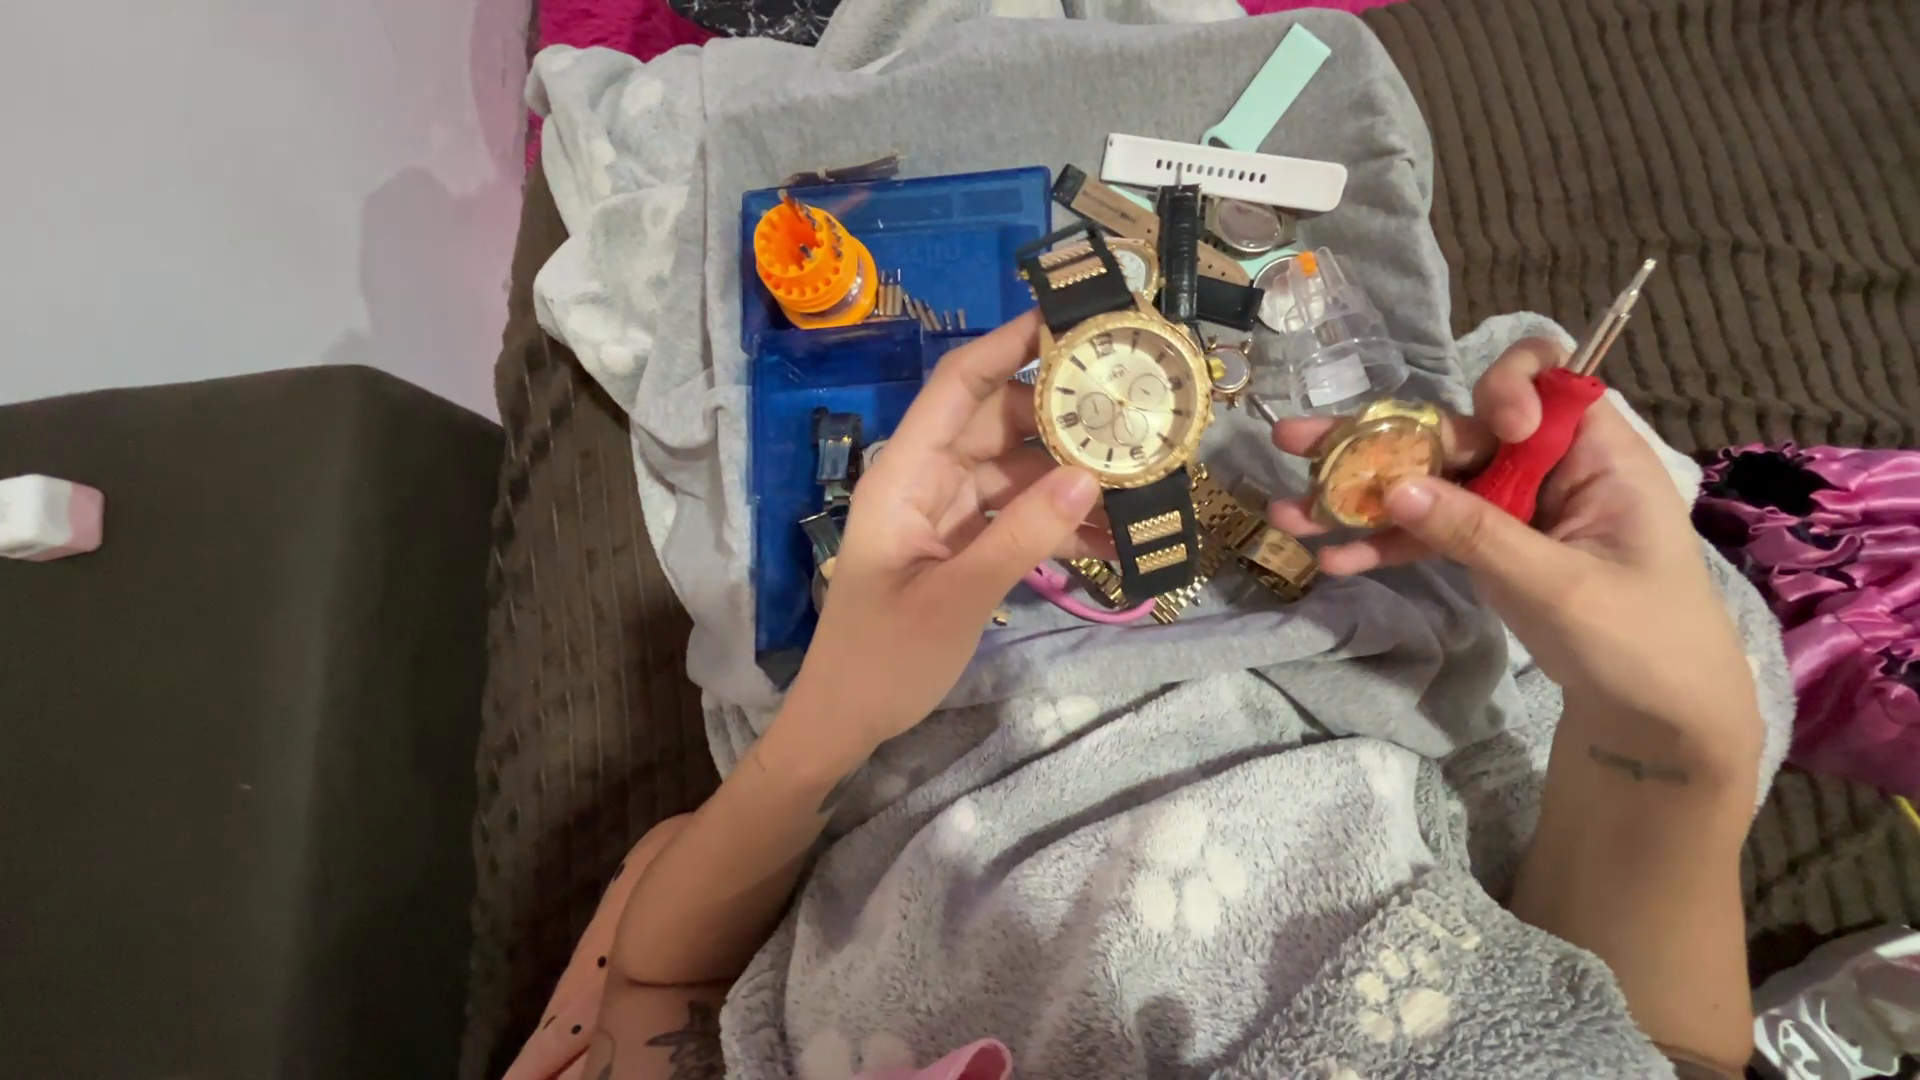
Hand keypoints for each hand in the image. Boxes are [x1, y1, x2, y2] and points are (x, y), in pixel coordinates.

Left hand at [785, 312, 1104, 749]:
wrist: (845, 719)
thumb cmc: (883, 658)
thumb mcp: (957, 597)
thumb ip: (1022, 534)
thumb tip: (1090, 475)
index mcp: (904, 474)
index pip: (957, 385)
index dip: (1008, 344)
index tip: (1071, 320)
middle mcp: (925, 480)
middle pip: (999, 423)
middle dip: (1062, 416)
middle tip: (1136, 412)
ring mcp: (944, 513)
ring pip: (1015, 472)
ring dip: (1069, 478)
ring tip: (1138, 481)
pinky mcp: (959, 545)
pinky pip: (1014, 516)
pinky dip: (1055, 522)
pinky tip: (1108, 538)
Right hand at [1270, 340, 1761, 774]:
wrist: (1652, 713)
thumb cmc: (1640, 638)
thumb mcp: (1560, 583)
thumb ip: (1476, 532)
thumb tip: (1393, 487)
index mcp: (1591, 456)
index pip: (1549, 383)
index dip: (1507, 389)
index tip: (1488, 428)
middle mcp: (1538, 468)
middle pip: (1448, 434)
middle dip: (1370, 442)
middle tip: (1293, 442)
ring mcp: (1501, 507)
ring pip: (1418, 485)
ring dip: (1353, 500)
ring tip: (1288, 515)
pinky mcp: (1476, 544)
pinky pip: (1418, 534)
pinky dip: (1378, 546)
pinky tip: (1333, 560)